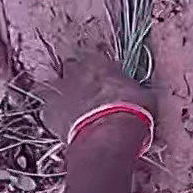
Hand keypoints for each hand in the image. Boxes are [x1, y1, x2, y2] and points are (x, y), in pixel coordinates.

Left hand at [40, 55, 155, 154]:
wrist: (109, 134)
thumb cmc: (131, 112)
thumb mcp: (145, 98)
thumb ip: (138, 91)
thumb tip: (144, 96)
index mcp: (100, 62)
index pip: (97, 57)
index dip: (101, 71)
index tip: (107, 81)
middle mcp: (76, 71)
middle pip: (72, 67)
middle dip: (78, 77)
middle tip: (89, 94)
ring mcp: (59, 90)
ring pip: (54, 85)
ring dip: (63, 94)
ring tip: (74, 109)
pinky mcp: (49, 111)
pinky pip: (47, 110)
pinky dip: (54, 116)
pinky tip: (63, 125)